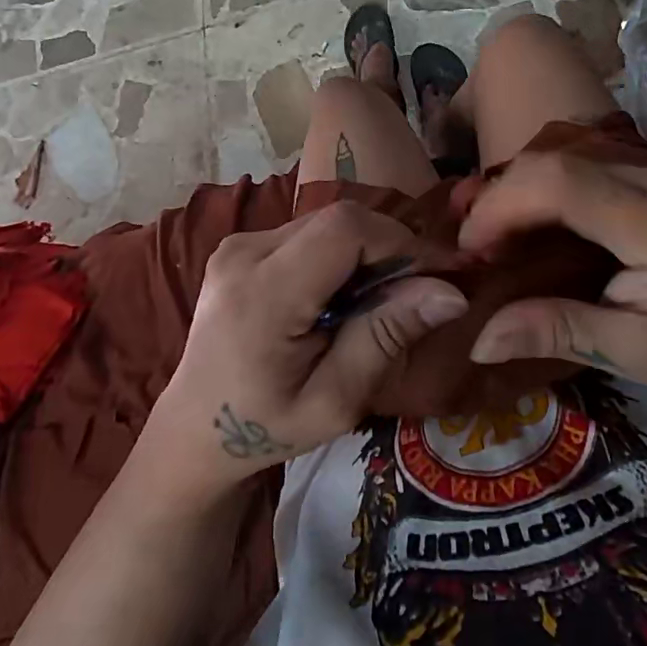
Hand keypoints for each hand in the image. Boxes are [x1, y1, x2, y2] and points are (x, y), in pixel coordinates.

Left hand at [147, 202, 468, 493]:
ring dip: (361, 253)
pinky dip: (334, 257)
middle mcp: (243, 253)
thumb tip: (450, 292)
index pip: (344, 228)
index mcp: (263, 293)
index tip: (433, 280)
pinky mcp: (237, 248)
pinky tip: (336, 299)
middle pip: (336, 219)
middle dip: (385, 248)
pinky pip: (302, 235)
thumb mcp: (334, 400)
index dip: (400, 242)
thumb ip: (384, 337)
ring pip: (322, 223)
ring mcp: (235, 246)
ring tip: (372, 304)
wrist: (196, 427)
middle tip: (409, 297)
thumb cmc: (264, 426)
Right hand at [458, 151, 646, 398]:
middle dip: (496, 199)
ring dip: (508, 189)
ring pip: (553, 151)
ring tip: (487, 237)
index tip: (470, 251)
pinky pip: (565, 159)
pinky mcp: (633, 172)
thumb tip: (479, 340)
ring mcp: (644, 168)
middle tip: (472, 251)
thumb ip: (559, 333)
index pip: (562, 183)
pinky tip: (514, 220)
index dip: (502, 206)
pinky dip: (527, 185)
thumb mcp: (634, 354)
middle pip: (550, 159)